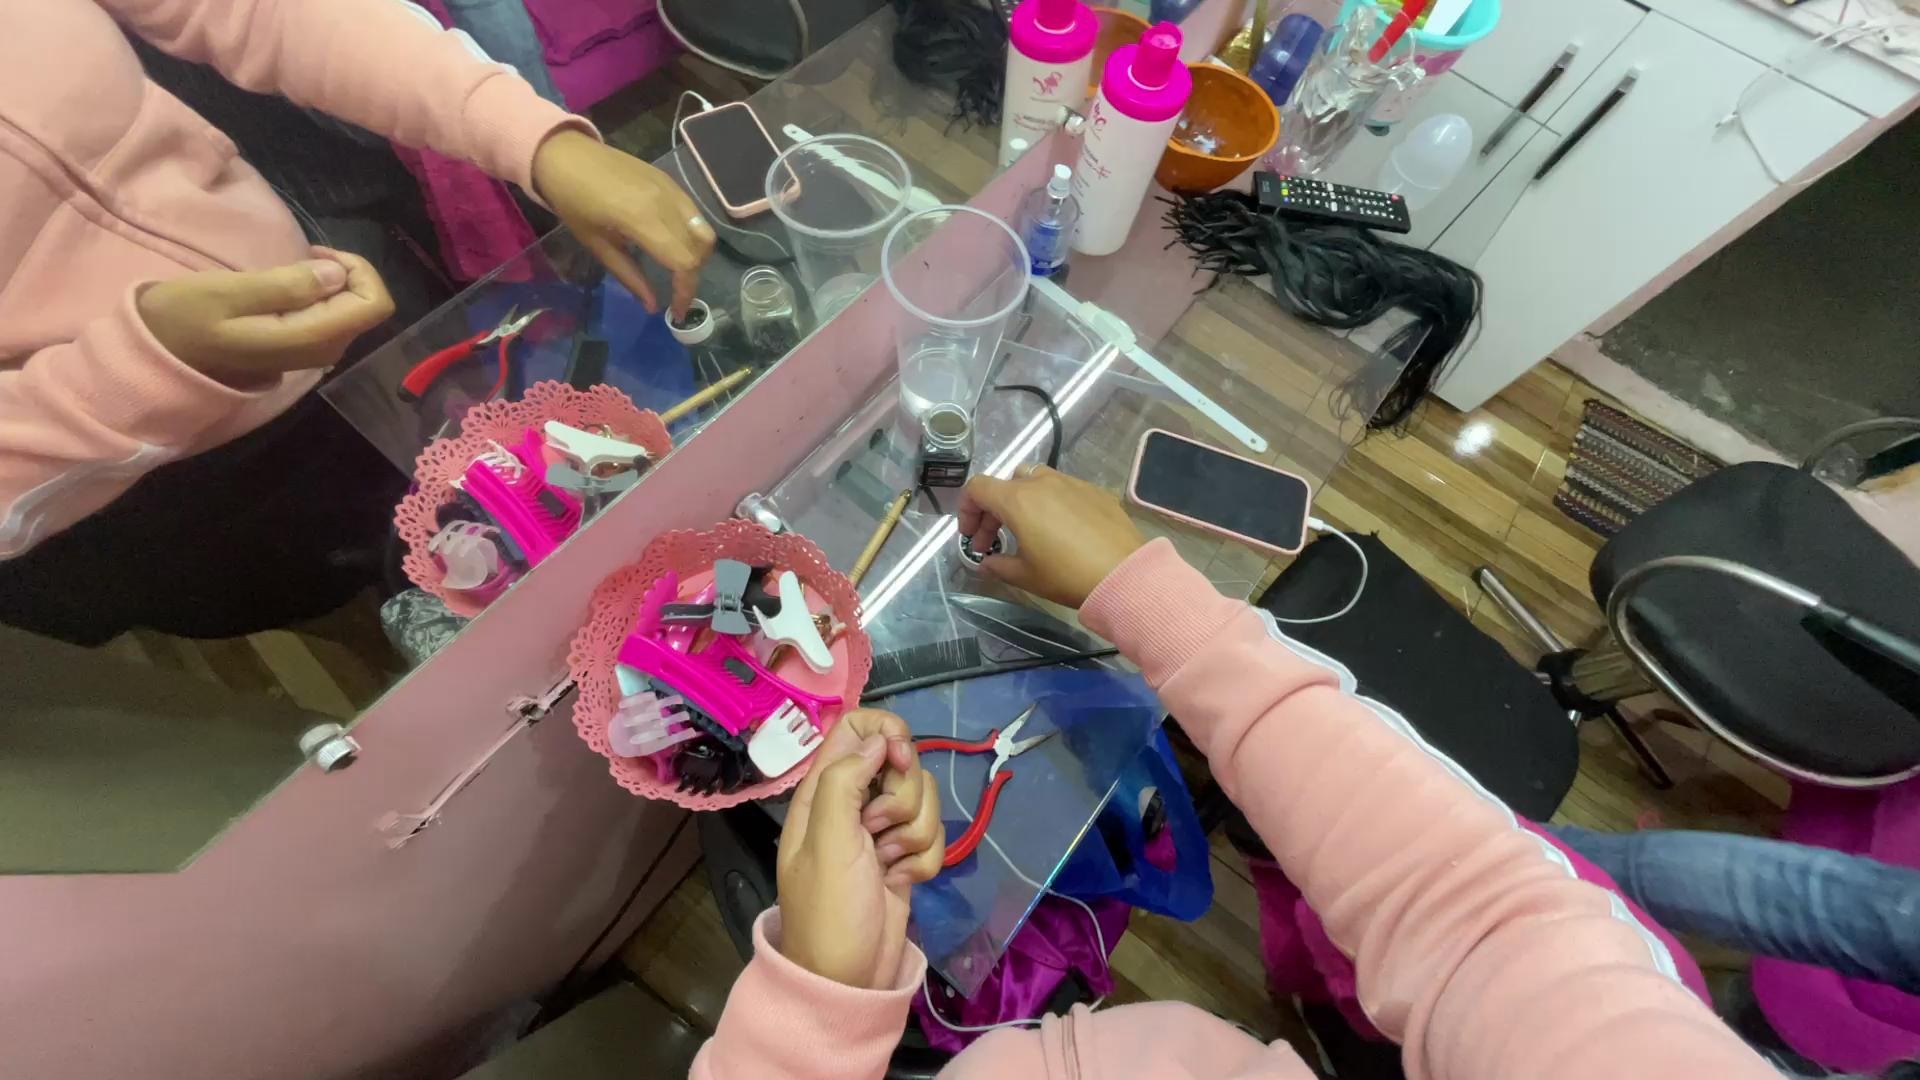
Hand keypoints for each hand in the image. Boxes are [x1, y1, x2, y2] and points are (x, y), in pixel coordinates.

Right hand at [136, 249, 392, 387]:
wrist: (167, 355)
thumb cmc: (186, 319)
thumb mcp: (226, 293)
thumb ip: (286, 285)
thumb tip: (337, 274)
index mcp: (316, 336)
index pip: (375, 303)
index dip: (358, 271)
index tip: (318, 253)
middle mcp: (332, 347)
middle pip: (369, 305)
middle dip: (346, 273)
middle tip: (303, 255)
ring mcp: (324, 348)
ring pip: (354, 308)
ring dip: (333, 282)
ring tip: (291, 268)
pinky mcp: (313, 343)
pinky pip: (337, 314)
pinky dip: (323, 293)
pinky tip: (290, 284)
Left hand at [532, 130, 715, 318]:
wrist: (563, 152)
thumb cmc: (572, 200)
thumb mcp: (597, 244)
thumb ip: (630, 276)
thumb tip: (653, 306)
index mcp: (642, 219)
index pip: (684, 263)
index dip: (685, 291)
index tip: (677, 310)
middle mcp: (665, 203)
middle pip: (699, 250)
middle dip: (691, 277)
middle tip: (676, 291)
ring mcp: (671, 189)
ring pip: (704, 233)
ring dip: (697, 256)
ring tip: (678, 267)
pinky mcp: (671, 182)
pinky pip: (695, 215)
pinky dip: (693, 235)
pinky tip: (675, 242)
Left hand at [777, 709, 944, 989]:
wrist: (849, 980)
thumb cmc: (829, 910)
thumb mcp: (826, 841)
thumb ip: (845, 780)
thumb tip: (879, 739)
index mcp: (826, 788)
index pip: (857, 725)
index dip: (886, 732)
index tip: (899, 760)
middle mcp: (856, 799)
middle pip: (901, 760)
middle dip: (903, 797)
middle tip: (877, 831)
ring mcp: (883, 827)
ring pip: (924, 797)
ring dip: (914, 834)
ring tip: (886, 864)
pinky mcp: (906, 853)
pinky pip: (934, 834)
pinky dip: (923, 859)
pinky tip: (901, 881)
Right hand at [960, 464, 1146, 608]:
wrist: (1124, 574)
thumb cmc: (1067, 575)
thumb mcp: (1026, 576)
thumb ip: (998, 566)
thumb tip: (985, 563)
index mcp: (1017, 500)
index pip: (977, 488)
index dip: (966, 509)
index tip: (970, 536)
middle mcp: (1041, 483)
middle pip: (1004, 484)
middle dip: (991, 512)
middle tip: (992, 542)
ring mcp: (1070, 483)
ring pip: (1033, 479)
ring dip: (1020, 500)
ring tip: (1026, 528)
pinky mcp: (1093, 490)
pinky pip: (1062, 488)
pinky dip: (1049, 502)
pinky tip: (1060, 529)